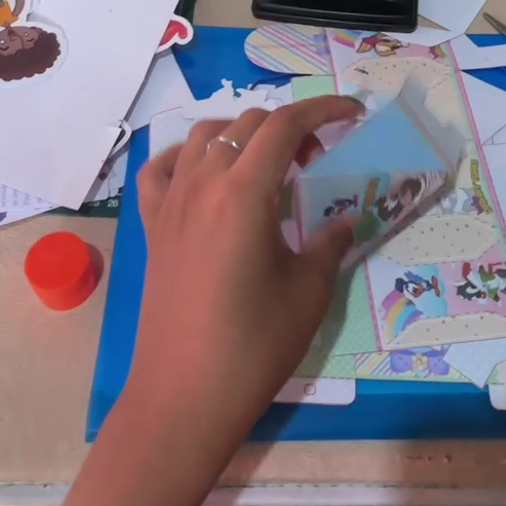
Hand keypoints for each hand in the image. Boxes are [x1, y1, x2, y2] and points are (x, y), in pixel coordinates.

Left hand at [125, 95, 364, 432]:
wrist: (184, 395)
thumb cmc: (254, 344)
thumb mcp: (309, 291)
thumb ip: (330, 243)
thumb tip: (345, 221)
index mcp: (244, 191)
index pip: (285, 125)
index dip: (324, 110)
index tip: (353, 113)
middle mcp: (202, 183)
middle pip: (247, 125)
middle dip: (290, 127)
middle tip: (318, 158)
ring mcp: (170, 202)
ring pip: (203, 136)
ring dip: (241, 135)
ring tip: (266, 165)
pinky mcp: (152, 226)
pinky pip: (161, 169)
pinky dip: (186, 157)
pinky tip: (205, 177)